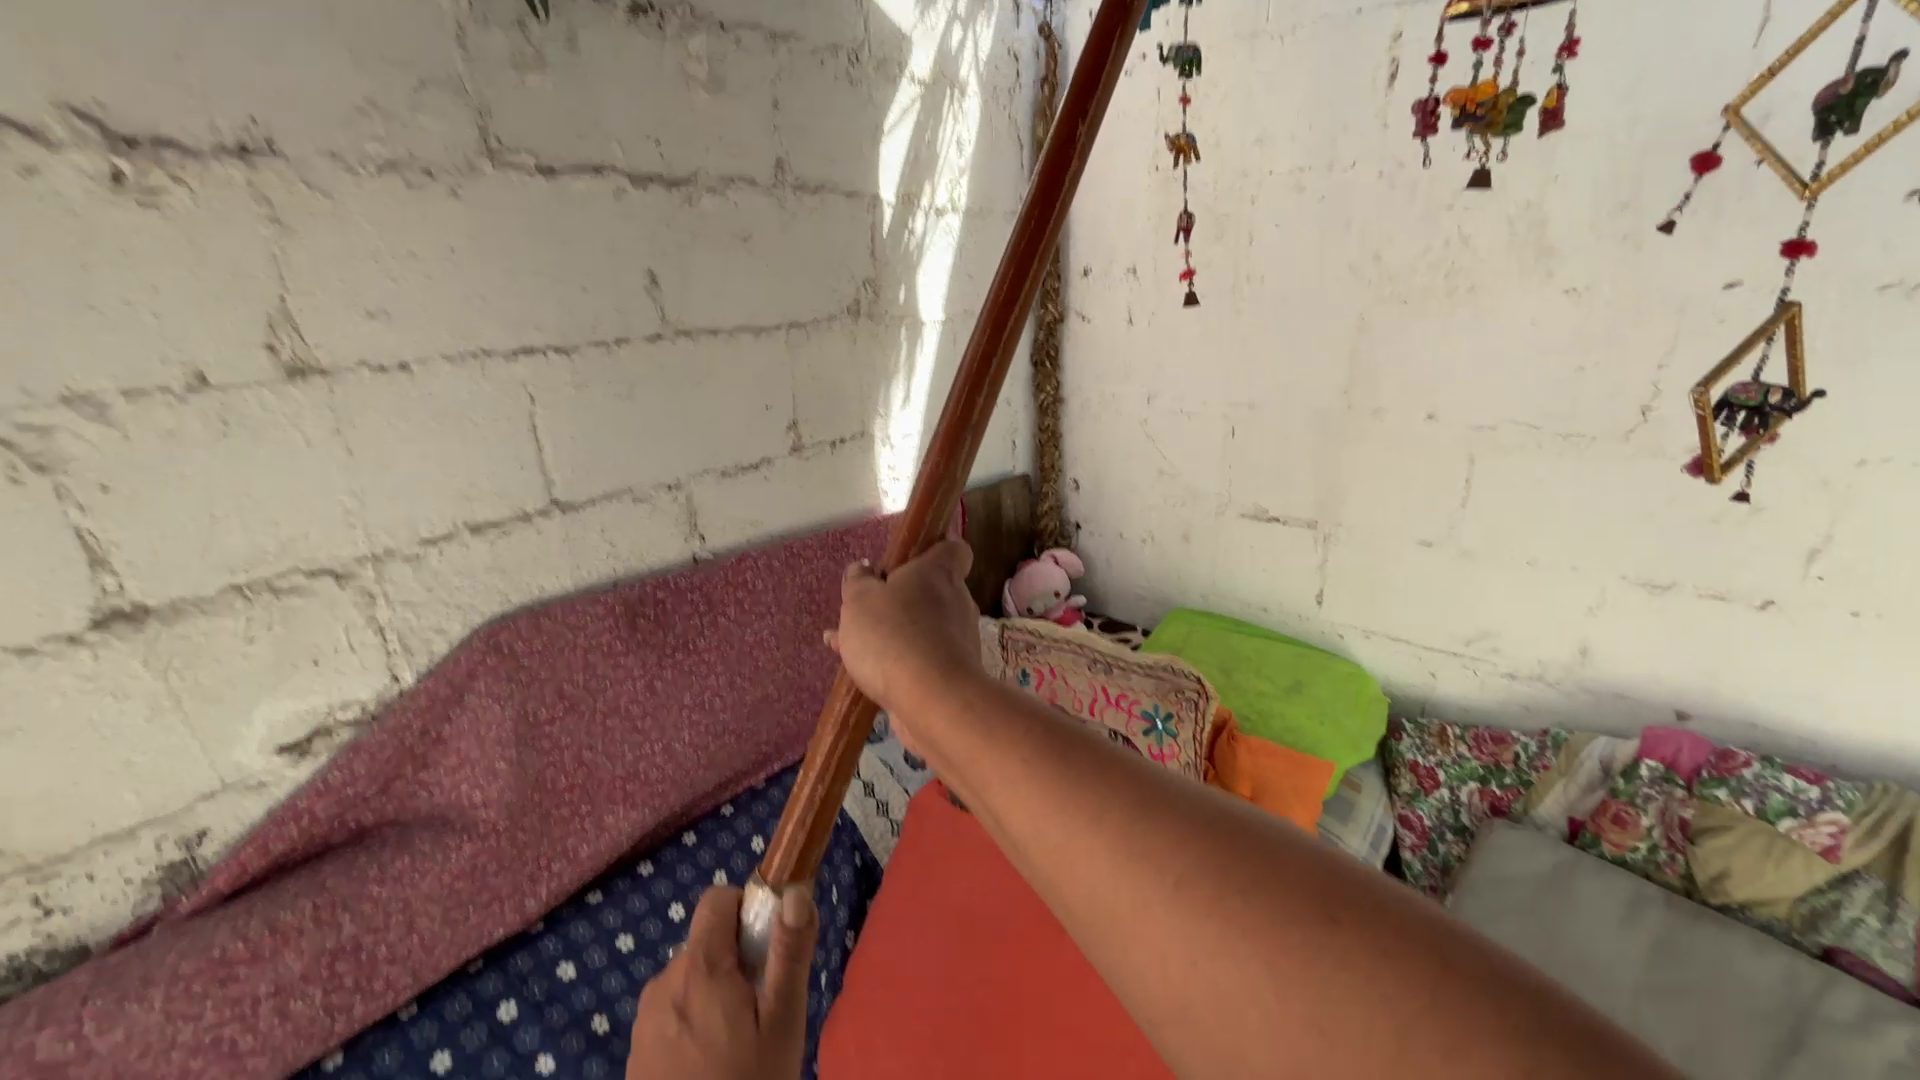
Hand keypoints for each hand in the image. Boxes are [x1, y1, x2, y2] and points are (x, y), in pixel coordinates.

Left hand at [627, 886, 816, 1079]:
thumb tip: (796, 890)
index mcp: (699, 967)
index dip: (746, 909)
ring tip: (740, 1045)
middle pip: (706, 943)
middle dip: (737, 961)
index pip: (716, 900)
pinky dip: (695, 1022)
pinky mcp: (637, 1050)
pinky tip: (713, 1065)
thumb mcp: (783, 1021)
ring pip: (691, 979)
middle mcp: (664, 982)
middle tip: (763, 1009)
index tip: (767, 947)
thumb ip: (789, 952)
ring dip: (717, 993)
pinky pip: (673, 1012)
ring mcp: (645, 1018)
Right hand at [828, 540, 983, 748]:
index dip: (935, 550)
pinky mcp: (952, 674)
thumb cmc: (894, 636)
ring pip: (921, 627)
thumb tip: (863, 569)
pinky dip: (895, 661)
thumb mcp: (859, 600)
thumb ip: (858, 581)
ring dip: (889, 633)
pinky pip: (919, 658)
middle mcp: (957, 602)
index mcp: (939, 573)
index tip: (908, 560)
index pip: (954, 550)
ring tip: (845, 642)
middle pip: (931, 591)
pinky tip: (858, 671)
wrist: (932, 701)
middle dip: (898, 600)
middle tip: (864, 610)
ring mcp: (959, 640)